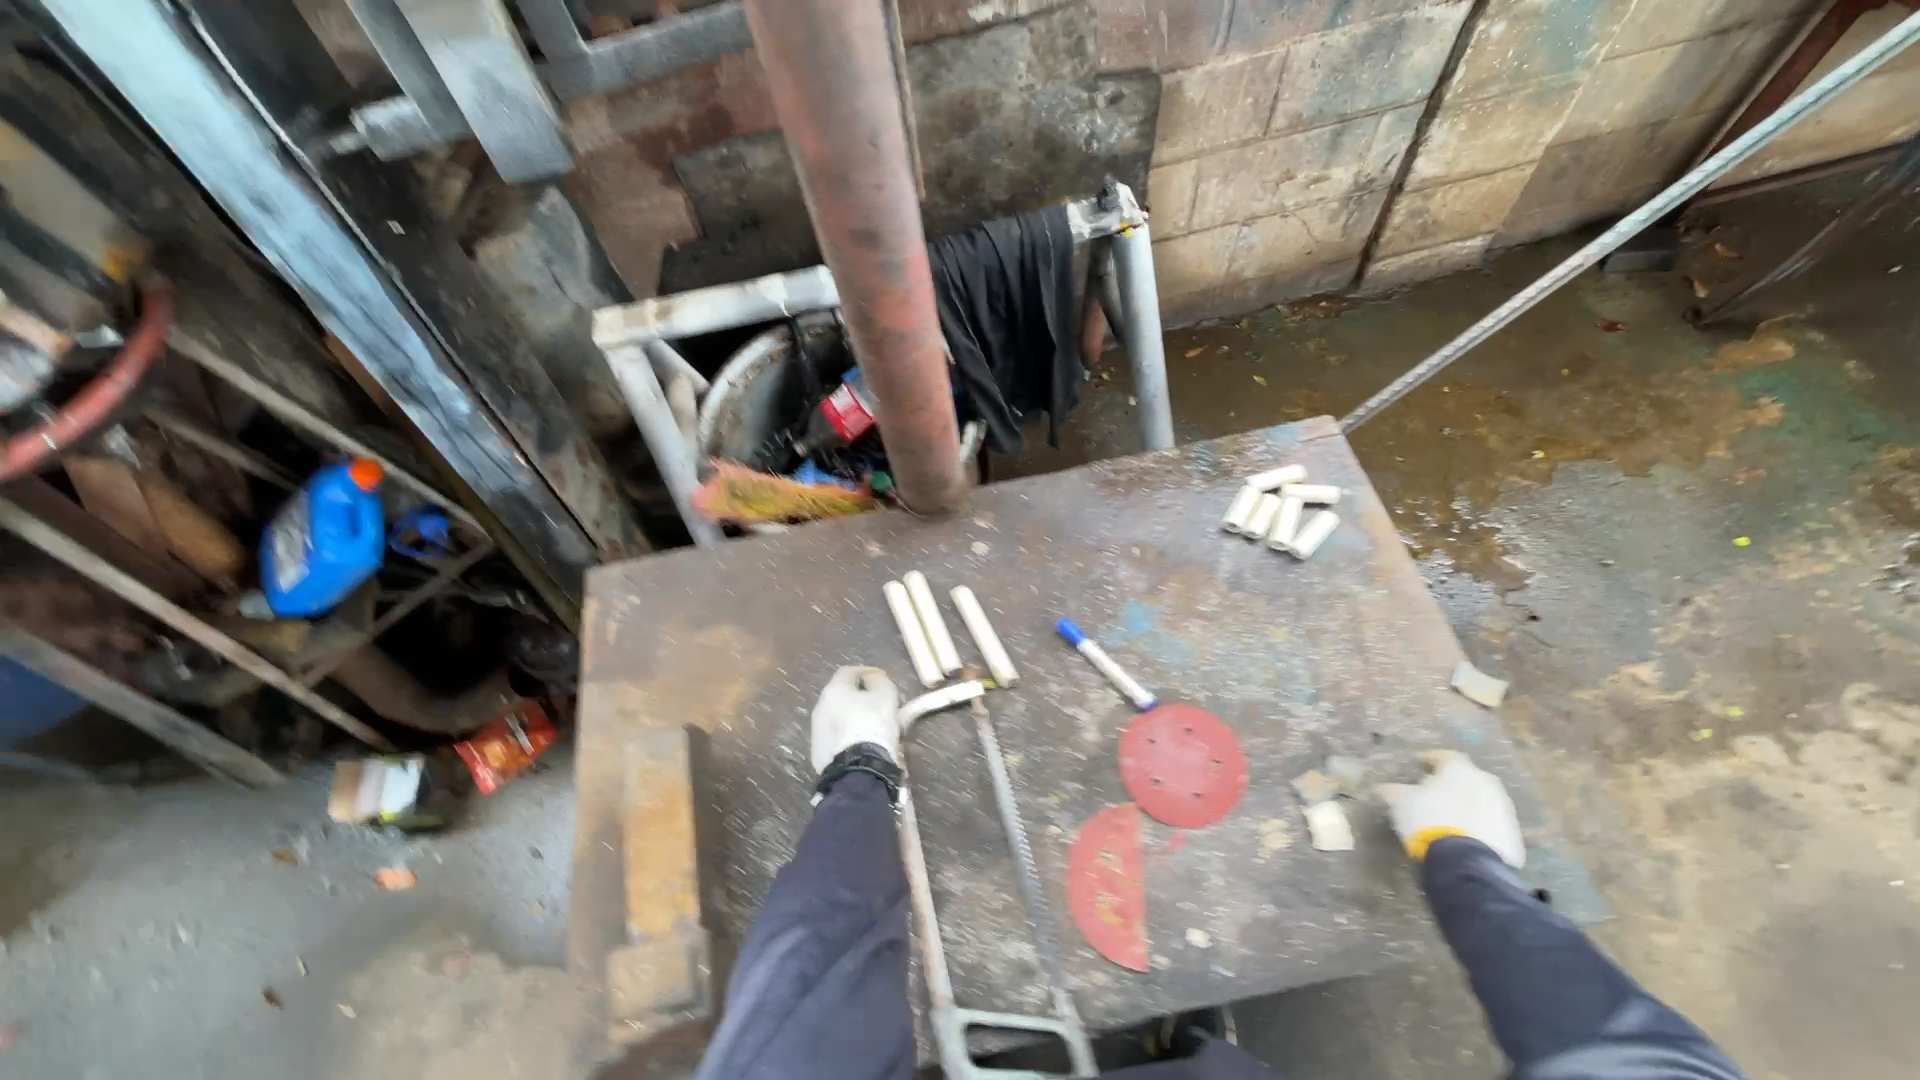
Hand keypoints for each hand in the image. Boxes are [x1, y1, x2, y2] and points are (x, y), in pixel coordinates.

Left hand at [810, 666, 899, 772]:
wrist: (857, 770)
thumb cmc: (873, 725)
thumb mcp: (886, 695)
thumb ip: (879, 681)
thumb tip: (870, 680)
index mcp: (834, 689)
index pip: (849, 671)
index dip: (867, 672)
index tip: (882, 680)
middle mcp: (820, 707)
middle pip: (842, 695)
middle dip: (862, 697)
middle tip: (881, 705)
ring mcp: (817, 731)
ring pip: (839, 717)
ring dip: (855, 717)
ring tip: (875, 727)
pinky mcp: (818, 752)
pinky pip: (837, 737)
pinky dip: (849, 736)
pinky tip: (863, 744)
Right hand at [1377, 751, 1524, 867]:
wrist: (1467, 860)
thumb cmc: (1429, 819)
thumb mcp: (1401, 802)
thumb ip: (1393, 791)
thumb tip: (1383, 788)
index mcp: (1459, 769)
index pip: (1444, 756)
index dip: (1430, 759)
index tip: (1419, 764)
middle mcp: (1485, 782)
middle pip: (1467, 777)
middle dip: (1451, 782)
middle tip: (1435, 790)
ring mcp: (1502, 808)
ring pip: (1481, 799)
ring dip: (1467, 803)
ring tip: (1449, 815)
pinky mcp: (1512, 834)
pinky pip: (1490, 823)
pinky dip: (1478, 824)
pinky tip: (1464, 834)